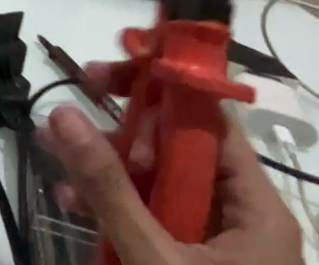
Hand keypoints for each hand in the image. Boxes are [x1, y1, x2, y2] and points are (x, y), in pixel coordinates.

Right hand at [36, 104, 303, 264]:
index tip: (101, 73)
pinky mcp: (198, 264)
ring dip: (109, 170)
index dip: (159, 86)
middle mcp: (245, 216)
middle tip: (72, 119)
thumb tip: (62, 112)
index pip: (210, 118)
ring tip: (61, 169)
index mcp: (257, 207)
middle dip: (121, 132)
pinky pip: (156, 217)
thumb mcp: (155, 262)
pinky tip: (78, 210)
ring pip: (161, 182)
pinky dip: (118, 208)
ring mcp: (221, 243)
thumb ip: (108, 188)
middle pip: (180, 146)